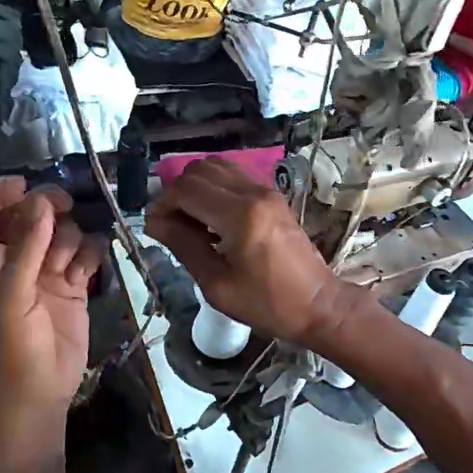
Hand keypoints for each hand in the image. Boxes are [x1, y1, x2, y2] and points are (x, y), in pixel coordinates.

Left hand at [0, 177, 105, 414]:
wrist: (36, 395)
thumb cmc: (8, 348)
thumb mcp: (10, 295)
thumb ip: (27, 246)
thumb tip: (43, 202)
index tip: (24, 184)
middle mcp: (11, 261)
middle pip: (26, 216)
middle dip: (45, 208)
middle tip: (63, 205)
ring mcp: (43, 272)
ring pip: (59, 232)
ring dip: (67, 239)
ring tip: (66, 268)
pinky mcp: (70, 286)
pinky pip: (84, 254)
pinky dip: (89, 254)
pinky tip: (86, 270)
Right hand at [146, 158, 362, 347]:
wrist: (317, 305)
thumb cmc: (267, 303)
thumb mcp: (217, 285)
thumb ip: (184, 247)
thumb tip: (155, 223)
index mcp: (240, 215)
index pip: (186, 190)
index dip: (162, 205)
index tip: (154, 228)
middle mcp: (253, 193)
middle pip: (198, 171)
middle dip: (176, 194)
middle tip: (171, 225)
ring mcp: (266, 190)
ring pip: (216, 167)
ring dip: (195, 188)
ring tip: (191, 220)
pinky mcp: (272, 195)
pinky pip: (233, 176)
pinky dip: (213, 188)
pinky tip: (212, 218)